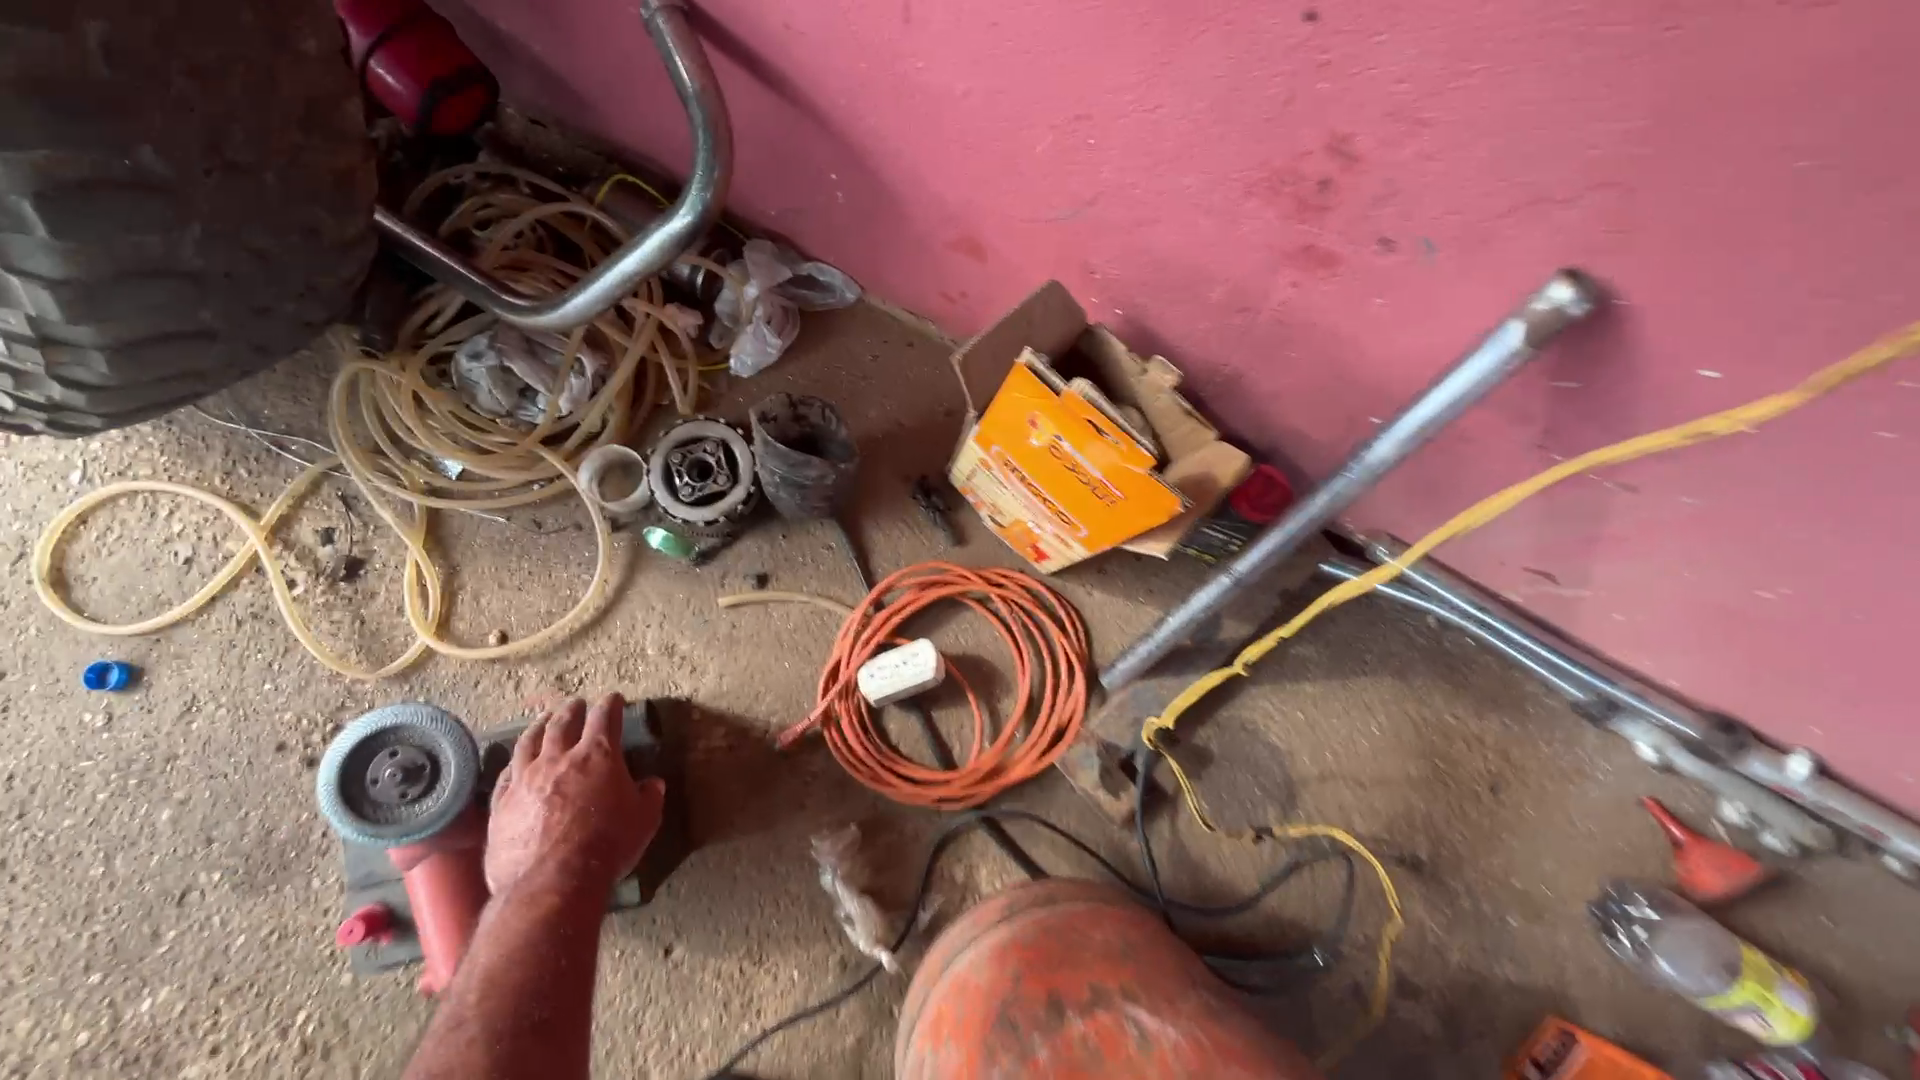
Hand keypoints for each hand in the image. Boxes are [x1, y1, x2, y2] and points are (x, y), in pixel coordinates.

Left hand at [485, 693, 664, 897]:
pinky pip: (505, 774)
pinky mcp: (501, 804)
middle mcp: (558, 759)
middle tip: (576, 703)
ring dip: (538, 727)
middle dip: (572, 710)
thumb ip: (648, 797)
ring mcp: (524, 779)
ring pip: (528, 743)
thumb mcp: (644, 820)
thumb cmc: (607, 845)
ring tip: (542, 720)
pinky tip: (514, 762)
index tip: (614, 699)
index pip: (605, 718)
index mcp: (599, 756)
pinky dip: (513, 763)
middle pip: (562, 723)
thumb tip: (652, 784)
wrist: (552, 881)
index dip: (610, 705)